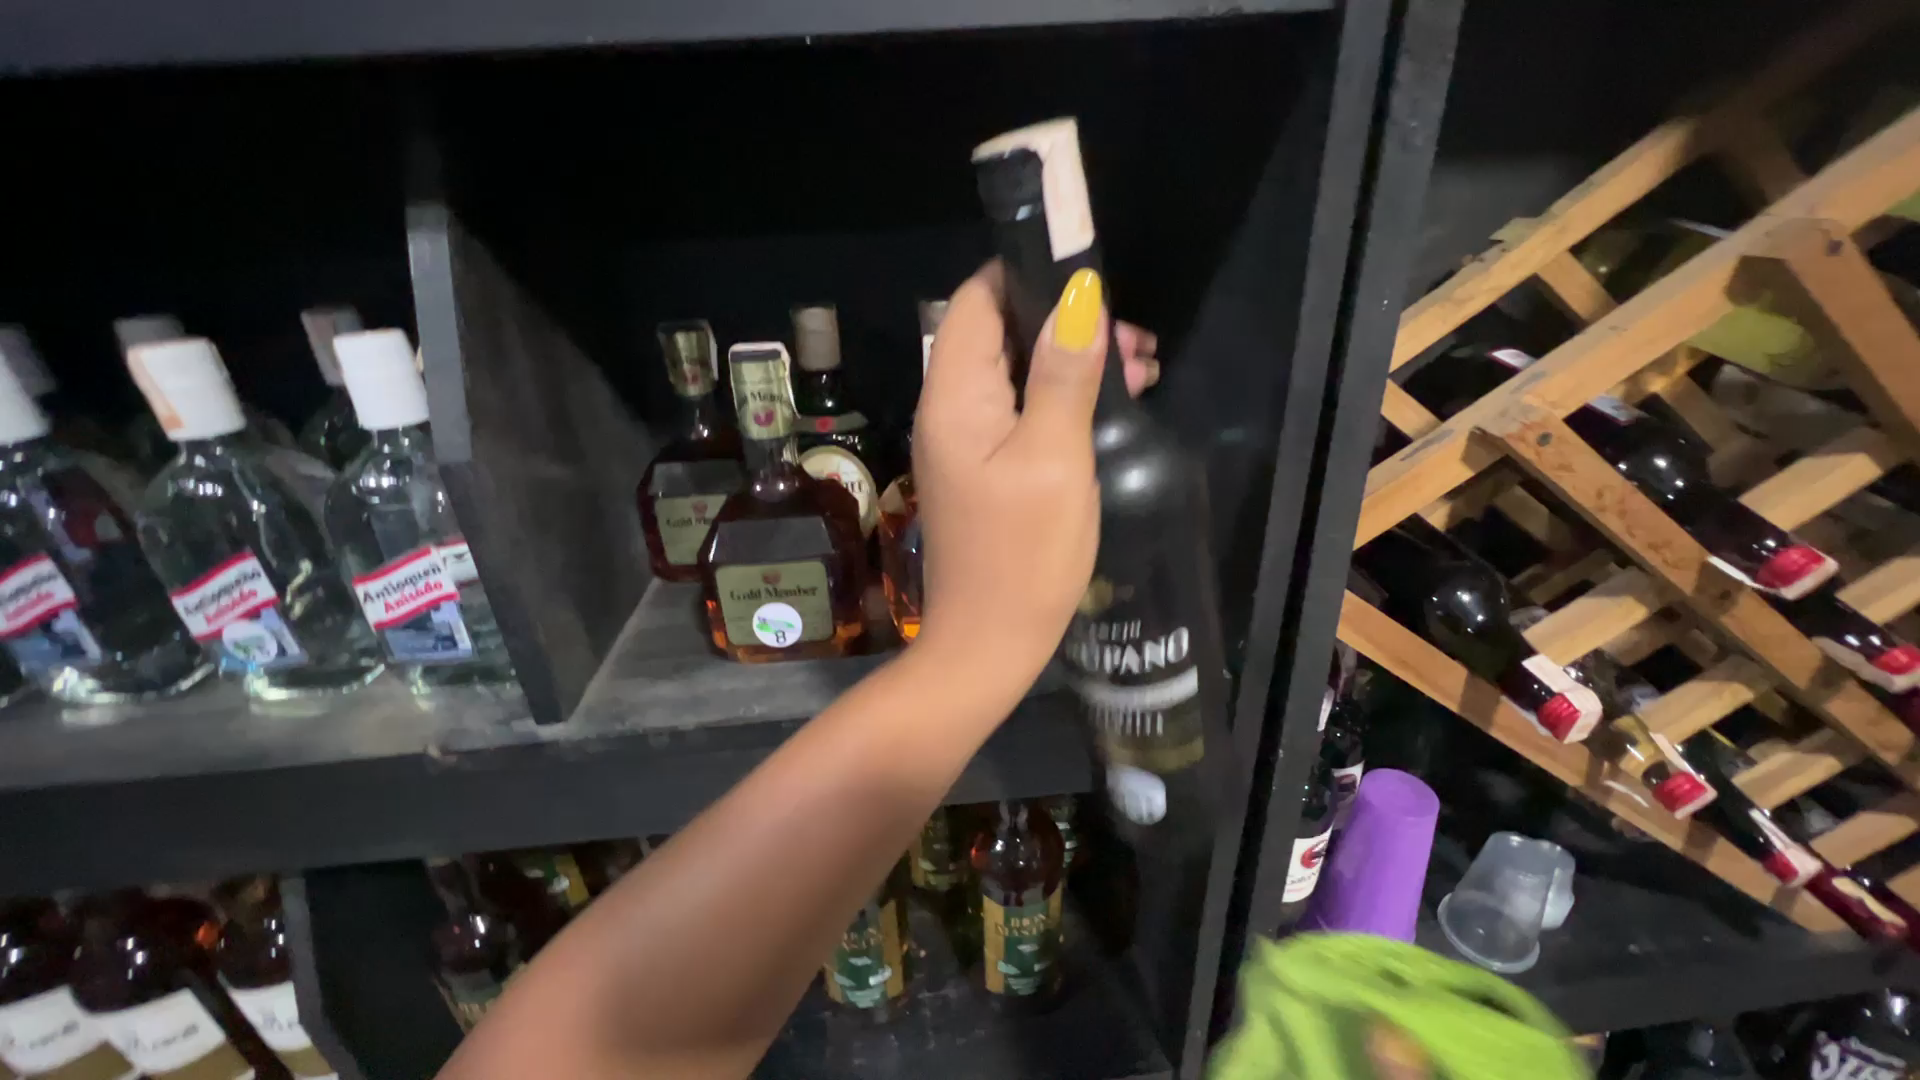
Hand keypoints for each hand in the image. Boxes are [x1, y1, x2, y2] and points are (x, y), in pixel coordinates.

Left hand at [911, 261, 1146, 700]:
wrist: (989, 644)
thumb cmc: (1024, 555)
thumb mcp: (1054, 458)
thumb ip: (1062, 375)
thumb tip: (1078, 299)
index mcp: (955, 396)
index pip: (977, 301)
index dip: (1027, 276)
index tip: (1092, 282)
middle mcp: (949, 410)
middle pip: (1000, 334)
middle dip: (1064, 323)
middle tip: (1133, 344)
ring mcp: (964, 442)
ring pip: (1016, 374)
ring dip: (1071, 362)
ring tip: (1139, 372)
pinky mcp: (983, 469)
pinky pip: (1019, 413)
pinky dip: (1061, 400)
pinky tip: (1111, 409)